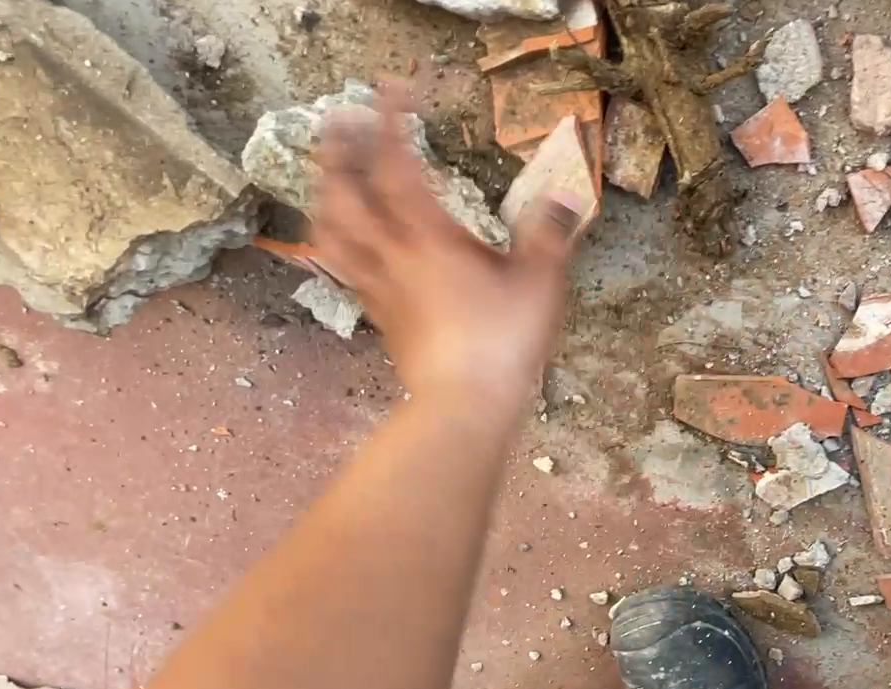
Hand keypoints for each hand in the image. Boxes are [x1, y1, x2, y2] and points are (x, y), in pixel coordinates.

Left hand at [310, 85, 582, 411]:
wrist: (466, 400)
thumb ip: (549, 237)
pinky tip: (343, 243)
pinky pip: (342, 267)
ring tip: (329, 176)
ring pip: (331, 226)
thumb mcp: (540, 284)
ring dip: (323, 192)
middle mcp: (391, 251)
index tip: (391, 87)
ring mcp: (378, 284)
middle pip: (343, 188)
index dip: (391, 119)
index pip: (398, 163)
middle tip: (341, 120)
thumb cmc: (504, 339)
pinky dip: (334, 242)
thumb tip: (567, 199)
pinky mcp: (378, 314)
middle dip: (338, 147)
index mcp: (428, 235)